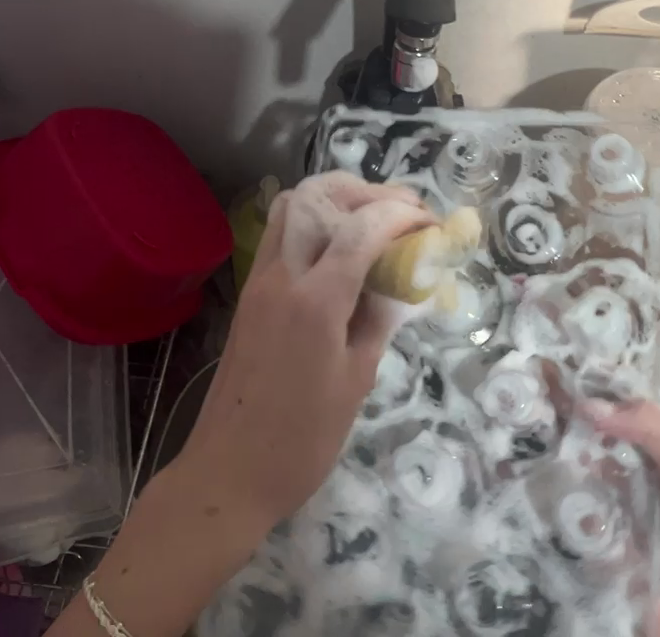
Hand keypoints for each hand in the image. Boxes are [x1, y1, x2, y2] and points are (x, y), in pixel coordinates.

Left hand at [173, 171, 431, 534]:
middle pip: (317, 195)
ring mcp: (258, 278)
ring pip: (291, 205)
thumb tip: (400, 283)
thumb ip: (379, 320)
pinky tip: (339, 249)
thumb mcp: (356, 381)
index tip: (430, 222)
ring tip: (371, 220)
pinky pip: (279, 233)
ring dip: (335, 198)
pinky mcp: (248, 291)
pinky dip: (313, 221)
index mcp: (315, 300)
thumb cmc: (301, 439)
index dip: (401, 214)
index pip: (361, 227)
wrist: (228, 469)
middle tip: (401, 210)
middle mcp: (281, 275)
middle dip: (366, 190)